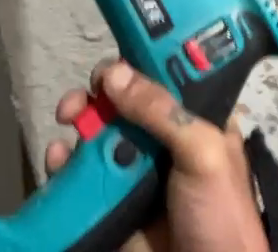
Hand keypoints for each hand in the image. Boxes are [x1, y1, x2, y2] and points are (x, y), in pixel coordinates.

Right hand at [45, 60, 266, 251]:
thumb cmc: (220, 214)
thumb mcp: (202, 154)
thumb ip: (161, 111)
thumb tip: (113, 74)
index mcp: (194, 121)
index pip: (161, 77)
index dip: (134, 63)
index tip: (110, 63)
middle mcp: (162, 139)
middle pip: (122, 101)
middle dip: (95, 94)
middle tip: (76, 102)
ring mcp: (135, 170)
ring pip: (98, 132)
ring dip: (77, 122)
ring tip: (65, 123)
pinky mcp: (112, 201)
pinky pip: (82, 173)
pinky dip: (65, 162)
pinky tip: (58, 159)